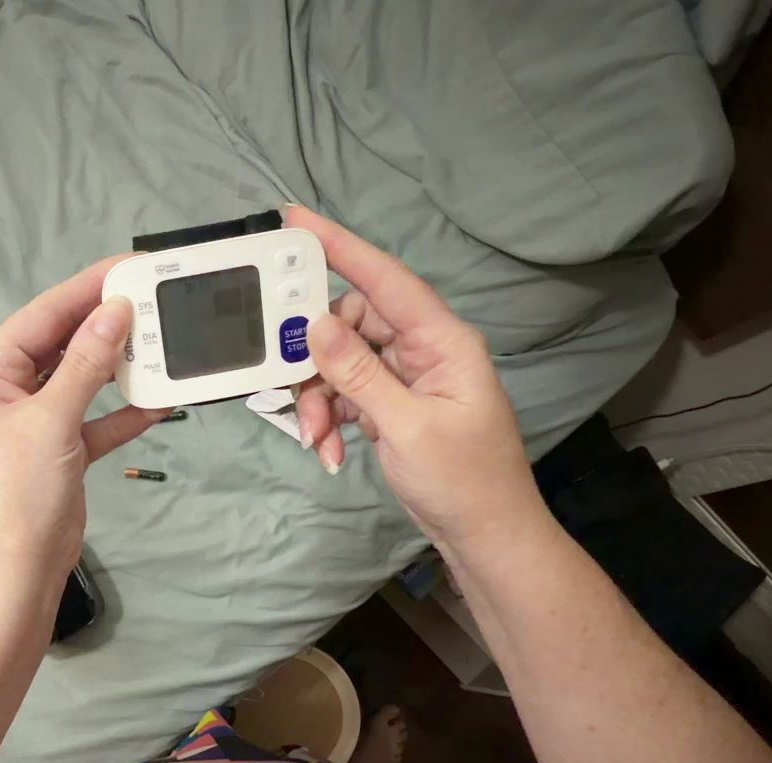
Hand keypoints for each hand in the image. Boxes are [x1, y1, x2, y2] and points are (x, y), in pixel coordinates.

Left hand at [0, 256, 163, 618]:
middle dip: (105, 324)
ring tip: (162, 342)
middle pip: (62, 345)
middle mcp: (8, 393)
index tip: (131, 265)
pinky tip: (158, 404)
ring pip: (81, 383)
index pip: (41, 316)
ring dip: (117, 368)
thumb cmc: (16, 492)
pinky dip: (122, 415)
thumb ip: (84, 364)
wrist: (11, 576)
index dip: (85, 288)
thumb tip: (115, 309)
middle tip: (156, 300)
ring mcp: (35, 426)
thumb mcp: (49, 420)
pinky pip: (95, 424)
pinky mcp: (59, 456)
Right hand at [288, 205, 544, 547]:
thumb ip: (359, 374)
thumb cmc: (461, 479)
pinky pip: (345, 394)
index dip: (341, 247)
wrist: (482, 531)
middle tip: (290, 384)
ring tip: (316, 438)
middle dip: (316, 358)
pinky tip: (328, 451)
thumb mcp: (406, 426)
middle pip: (350, 324)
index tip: (295, 220)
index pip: (385, 279)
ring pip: (340, 363)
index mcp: (441, 341)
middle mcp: (420, 349)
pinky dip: (329, 419)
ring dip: (319, 400)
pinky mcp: (389, 404)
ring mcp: (403, 378)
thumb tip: (317, 326)